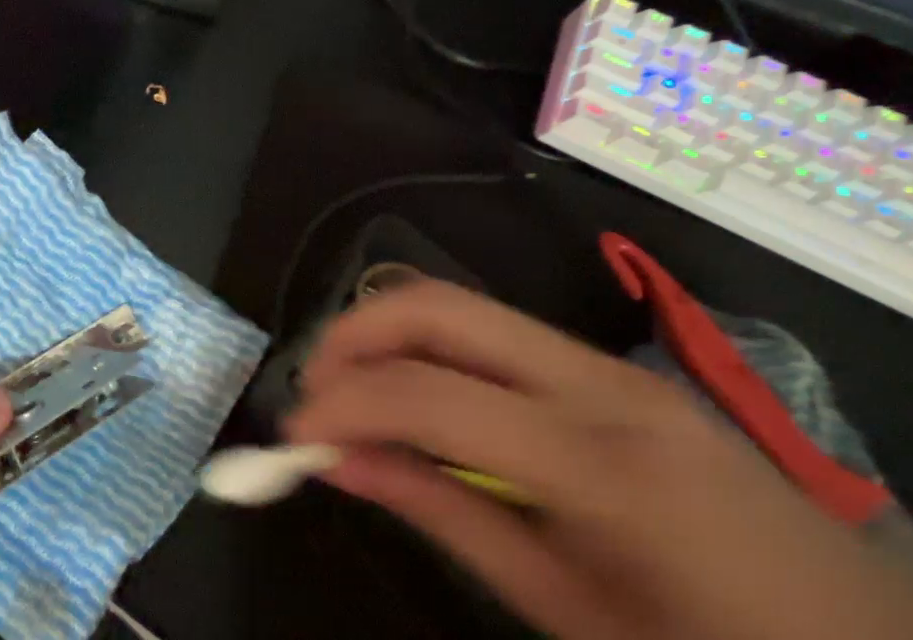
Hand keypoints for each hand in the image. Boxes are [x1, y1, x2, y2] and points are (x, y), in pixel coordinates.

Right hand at [285, 276, 912, 639]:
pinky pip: (498, 335)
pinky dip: (433, 351)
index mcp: (597, 459)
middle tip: (311, 392)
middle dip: (350, 335)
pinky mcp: (620, 373)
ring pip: (462, 308)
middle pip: (436, 307)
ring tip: (352, 394)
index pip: (425, 394)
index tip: (292, 436)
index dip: (339, 404)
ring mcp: (615, 368)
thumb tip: (340, 462)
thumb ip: (444, 514)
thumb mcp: (566, 606)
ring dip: (387, 336)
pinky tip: (420, 400)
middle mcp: (600, 384)